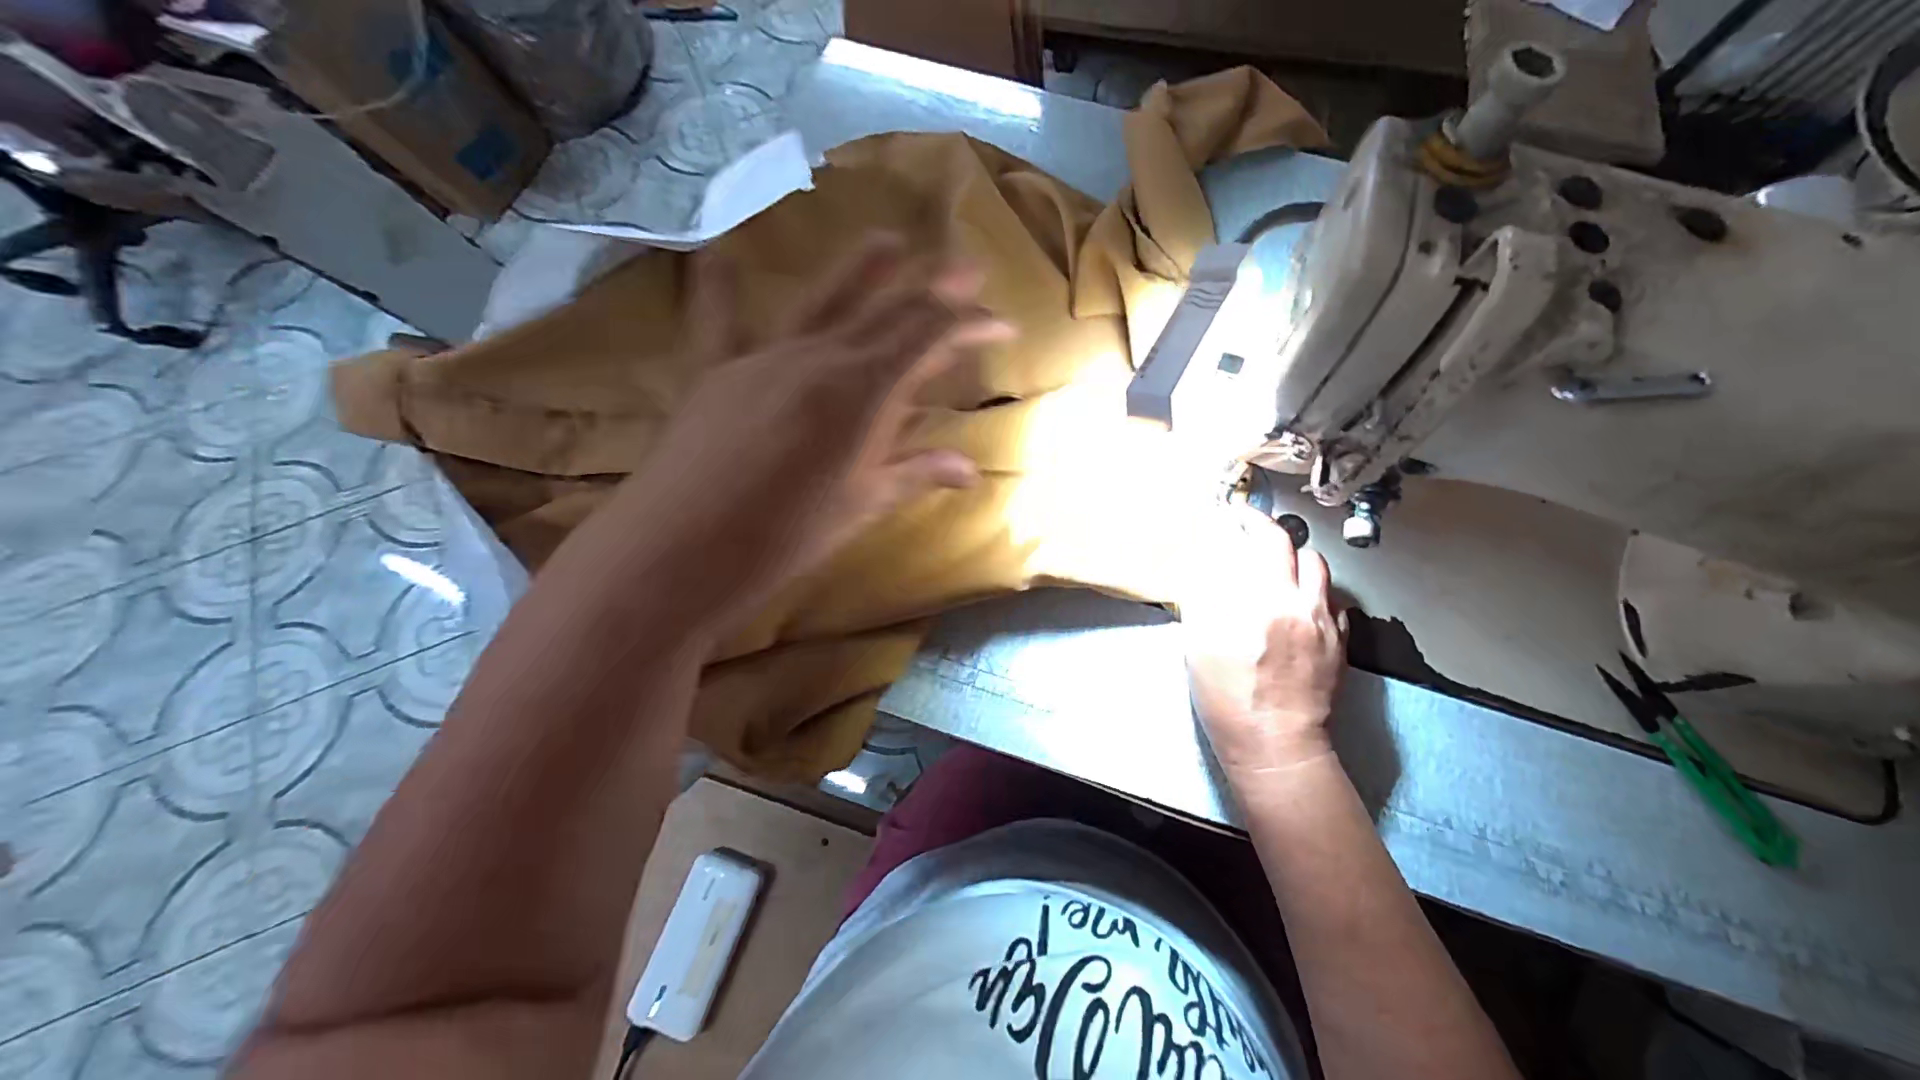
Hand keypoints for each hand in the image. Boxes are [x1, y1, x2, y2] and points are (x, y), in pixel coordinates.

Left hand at [615, 232, 1015, 635]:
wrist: (678, 554)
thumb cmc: (783, 539)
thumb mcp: (859, 506)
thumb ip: (913, 474)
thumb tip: (971, 468)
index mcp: (861, 391)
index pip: (927, 339)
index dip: (969, 326)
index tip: (1003, 323)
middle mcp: (817, 357)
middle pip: (886, 311)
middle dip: (932, 288)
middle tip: (968, 269)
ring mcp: (762, 357)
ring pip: (821, 300)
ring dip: (861, 269)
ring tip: (889, 239)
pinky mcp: (714, 372)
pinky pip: (718, 319)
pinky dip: (720, 285)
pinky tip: (716, 250)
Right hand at [1182, 504, 1347, 784]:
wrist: (1276, 744)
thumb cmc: (1226, 700)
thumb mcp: (1198, 647)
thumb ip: (1205, 600)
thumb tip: (1209, 566)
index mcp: (1260, 604)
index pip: (1255, 543)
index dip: (1243, 522)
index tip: (1230, 516)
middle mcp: (1297, 604)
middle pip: (1289, 546)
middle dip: (1268, 530)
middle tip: (1250, 529)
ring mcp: (1323, 621)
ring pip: (1317, 566)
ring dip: (1295, 558)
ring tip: (1276, 567)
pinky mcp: (1340, 641)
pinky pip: (1331, 599)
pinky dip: (1313, 590)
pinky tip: (1297, 604)